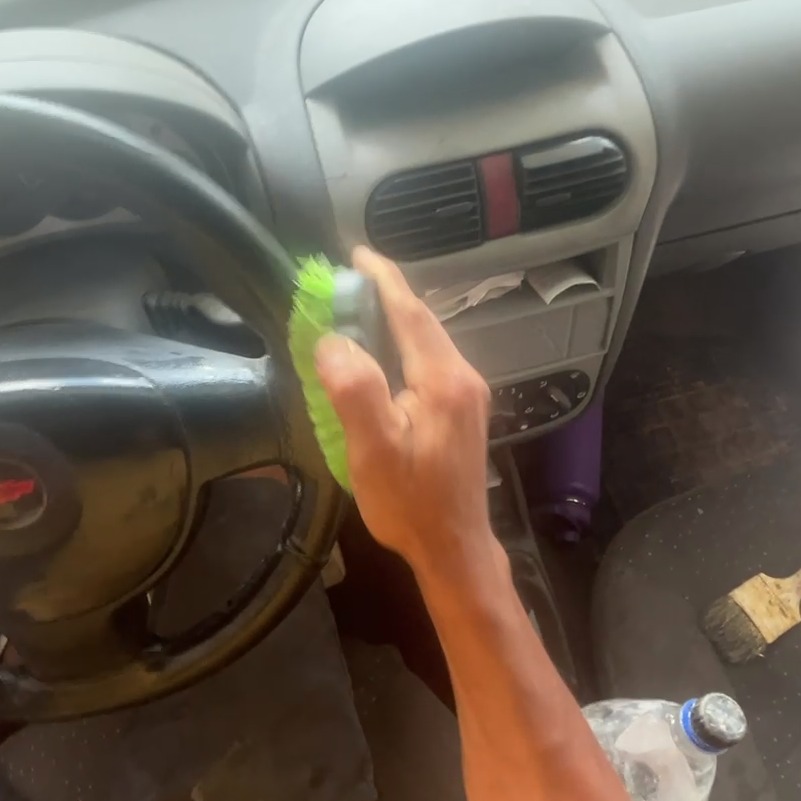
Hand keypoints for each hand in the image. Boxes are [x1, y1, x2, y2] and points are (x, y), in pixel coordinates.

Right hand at [314, 246, 493, 570]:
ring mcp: (468, 396)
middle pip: (422, 323)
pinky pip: (429, 364)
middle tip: (343, 287)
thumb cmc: (411, 503)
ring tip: (354, 317)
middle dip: (385, 298)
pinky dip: (402, 349)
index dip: (383, 280)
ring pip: (426, 343)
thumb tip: (333, 341)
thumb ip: (355, 391)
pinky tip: (380, 360)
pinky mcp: (463, 412)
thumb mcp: (374, 451)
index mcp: (443, 380)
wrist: (454, 546)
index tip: (356, 254)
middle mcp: (463, 379)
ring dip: (392, 324)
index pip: (411, 313)